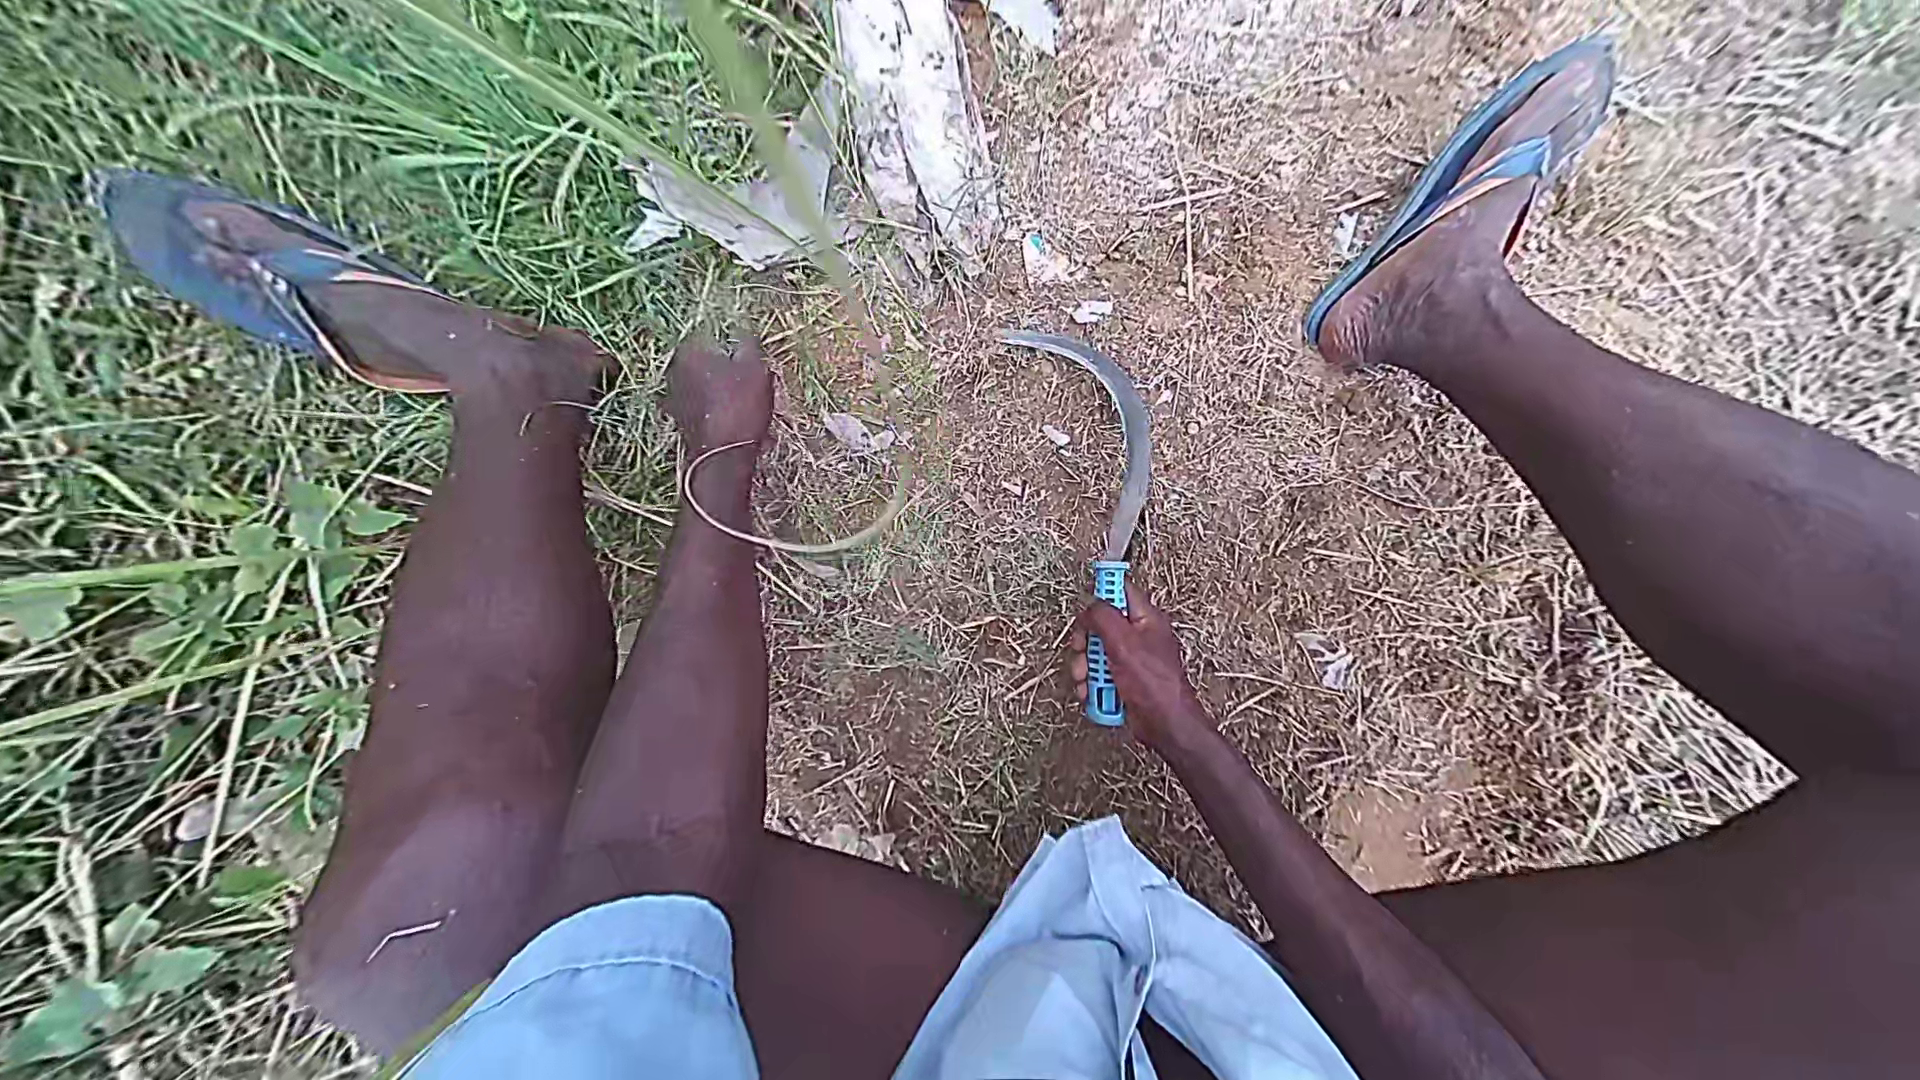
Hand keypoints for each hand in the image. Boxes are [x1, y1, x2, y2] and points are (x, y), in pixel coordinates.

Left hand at [667, 335, 773, 450]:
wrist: (722, 457)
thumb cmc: (740, 407)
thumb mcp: (754, 368)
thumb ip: (747, 342)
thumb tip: (741, 327)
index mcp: (690, 350)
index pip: (717, 336)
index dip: (742, 350)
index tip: (758, 365)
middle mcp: (675, 369)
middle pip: (714, 363)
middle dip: (738, 374)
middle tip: (761, 389)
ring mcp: (675, 396)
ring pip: (713, 388)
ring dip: (734, 396)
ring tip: (757, 413)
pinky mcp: (681, 419)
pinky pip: (709, 409)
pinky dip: (726, 414)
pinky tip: (744, 429)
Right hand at [1070, 581, 1214, 752]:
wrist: (1165, 725)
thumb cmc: (1155, 685)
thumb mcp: (1123, 642)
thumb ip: (1103, 616)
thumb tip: (1089, 605)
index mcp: (1145, 618)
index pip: (1121, 589)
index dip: (1102, 589)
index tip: (1086, 597)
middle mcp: (1138, 635)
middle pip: (1100, 623)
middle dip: (1085, 640)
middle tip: (1083, 651)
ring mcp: (1130, 657)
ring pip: (1095, 650)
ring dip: (1085, 666)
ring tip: (1087, 680)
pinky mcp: (1122, 677)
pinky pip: (1098, 672)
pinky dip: (1091, 683)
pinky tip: (1092, 693)